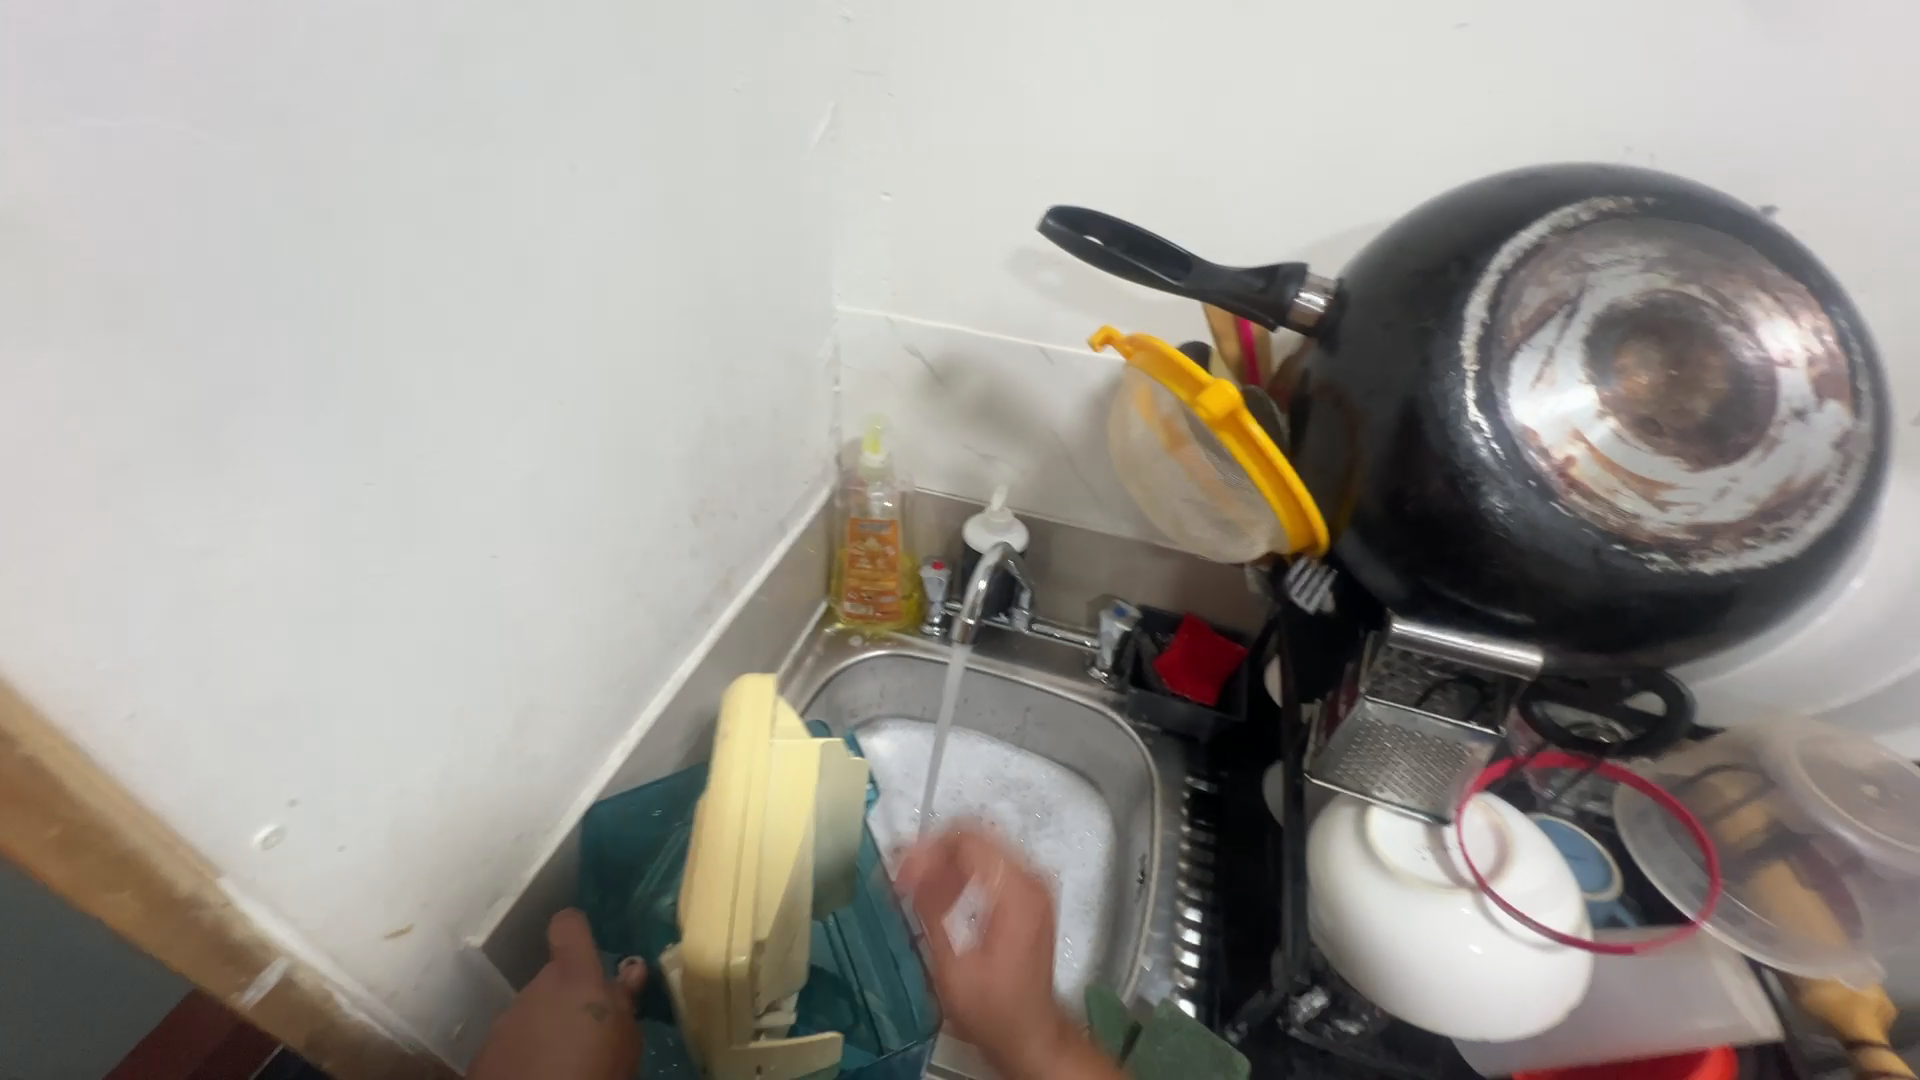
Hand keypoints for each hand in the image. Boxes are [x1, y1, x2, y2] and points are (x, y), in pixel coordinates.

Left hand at [467, 909, 645, 1079]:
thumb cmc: (597, 1074)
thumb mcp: (626, 1038)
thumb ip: (624, 999)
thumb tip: (630, 970)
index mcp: (574, 977)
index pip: (568, 927)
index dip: (575, 929)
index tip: (584, 943)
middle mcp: (535, 990)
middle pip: (552, 980)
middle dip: (566, 999)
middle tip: (585, 1032)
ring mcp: (503, 1025)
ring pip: (529, 1014)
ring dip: (543, 1029)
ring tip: (560, 1063)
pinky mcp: (481, 1061)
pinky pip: (508, 1047)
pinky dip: (520, 1059)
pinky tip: (535, 1079)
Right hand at [895, 827, 1120, 1079]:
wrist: (1030, 1034)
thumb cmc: (992, 1009)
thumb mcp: (951, 966)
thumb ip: (931, 909)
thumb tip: (909, 871)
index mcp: (1015, 891)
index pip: (968, 840)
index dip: (929, 849)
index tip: (902, 870)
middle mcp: (1032, 878)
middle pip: (976, 837)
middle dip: (935, 852)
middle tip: (906, 876)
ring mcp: (1035, 883)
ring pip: (983, 847)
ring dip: (948, 861)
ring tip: (919, 887)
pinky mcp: (1032, 892)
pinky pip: (994, 863)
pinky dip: (965, 871)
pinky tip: (944, 893)